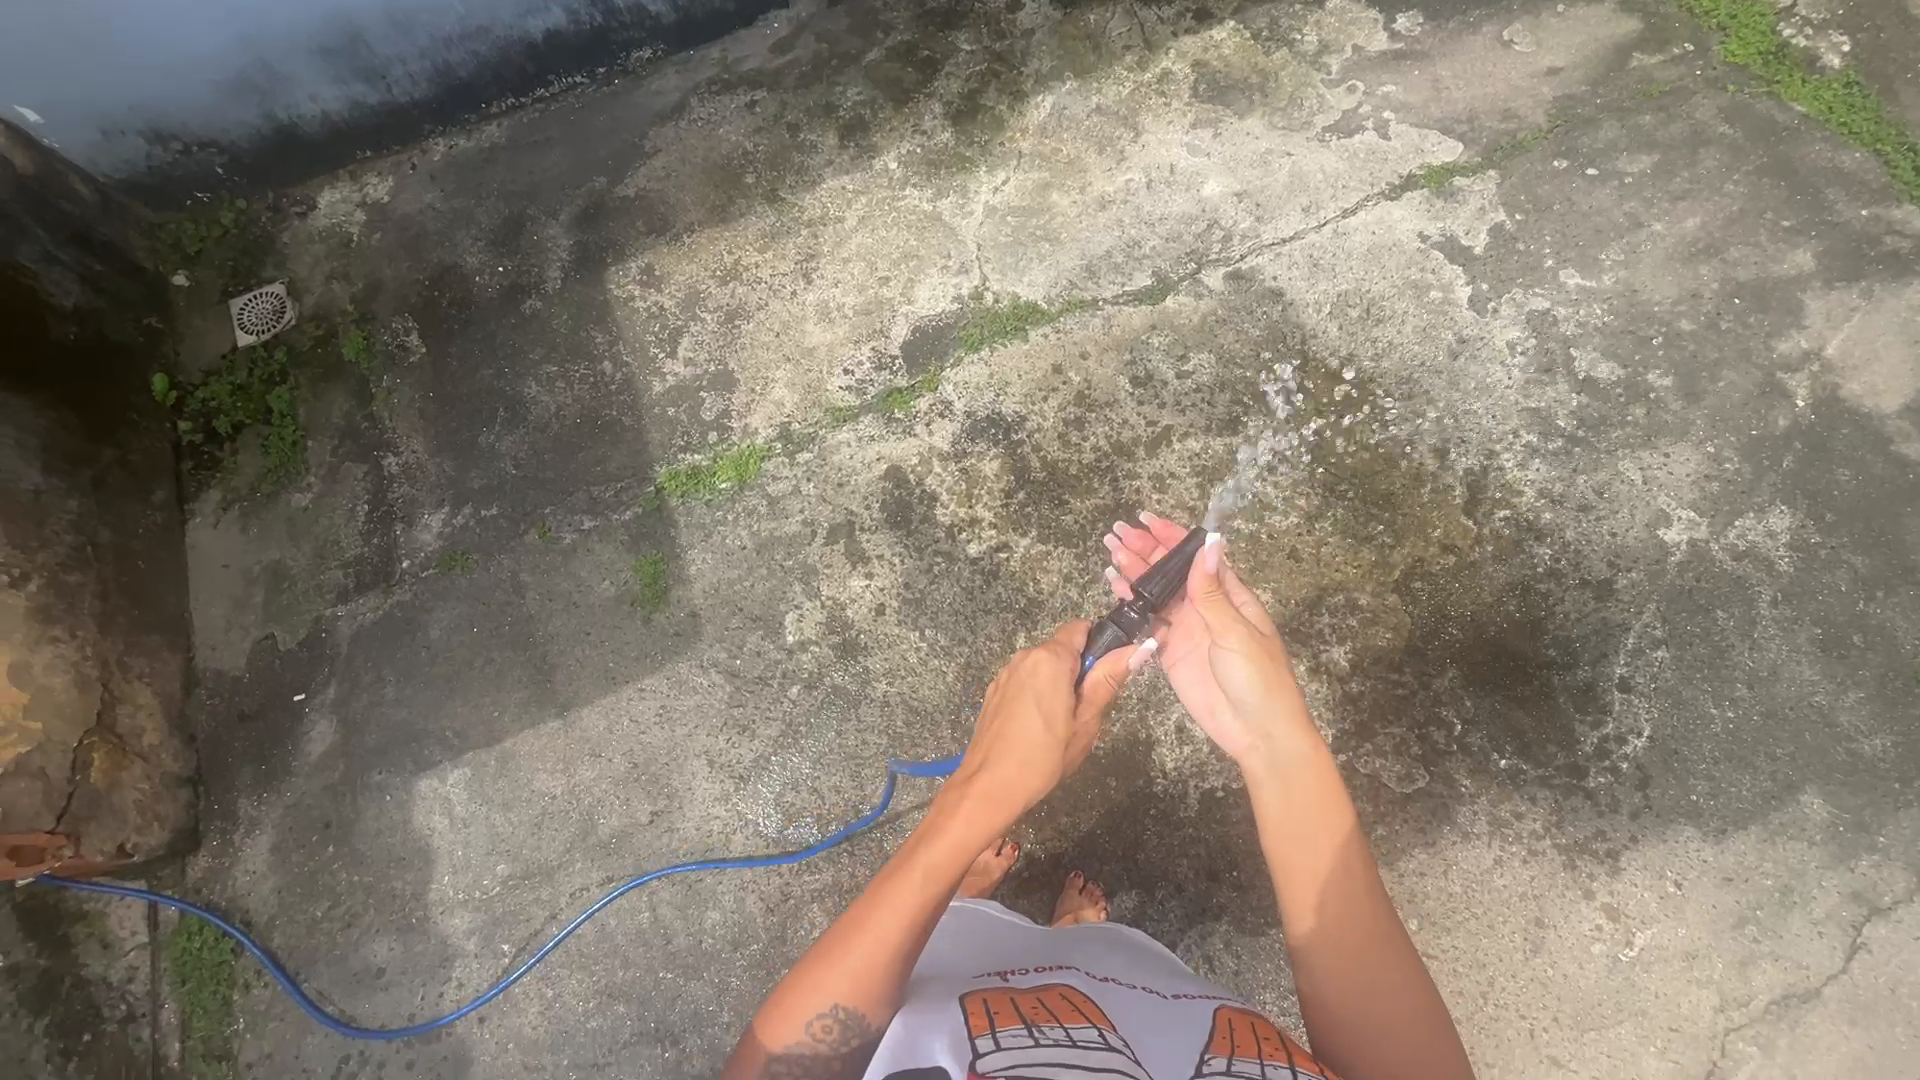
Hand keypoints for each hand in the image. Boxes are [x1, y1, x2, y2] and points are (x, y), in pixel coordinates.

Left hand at [949, 620, 1142, 818]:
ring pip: (1043, 667)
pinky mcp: (994, 692)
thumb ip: (1108, 680)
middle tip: (1085, 712)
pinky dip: (1037, 696)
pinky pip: (1025, 682)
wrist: (989, 785)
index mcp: (1050, 658)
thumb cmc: (1044, 756)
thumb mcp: (1086, 721)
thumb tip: (1135, 649)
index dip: (1099, 646)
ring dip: (1057, 685)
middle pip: (1061, 649)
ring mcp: (1006, 674)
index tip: (1106, 675)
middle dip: (1078, 672)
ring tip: (1061, 725)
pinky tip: (1037, 729)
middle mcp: (1024, 657)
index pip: (1081, 628)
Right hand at [1105, 514, 1313, 768]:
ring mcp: (1186, 628)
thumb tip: (1207, 545)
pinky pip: (1147, 622)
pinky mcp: (1170, 652)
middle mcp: (1206, 606)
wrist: (1257, 732)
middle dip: (1145, 549)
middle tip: (1116, 533)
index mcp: (1230, 595)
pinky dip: (1131, 604)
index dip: (1173, 537)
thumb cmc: (1259, 679)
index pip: (1198, 556)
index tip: (1147, 520)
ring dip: (1134, 572)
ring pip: (1156, 593)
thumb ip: (1213, 593)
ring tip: (1110, 552)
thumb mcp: (1237, 633)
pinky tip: (1115, 587)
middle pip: (1171, 571)